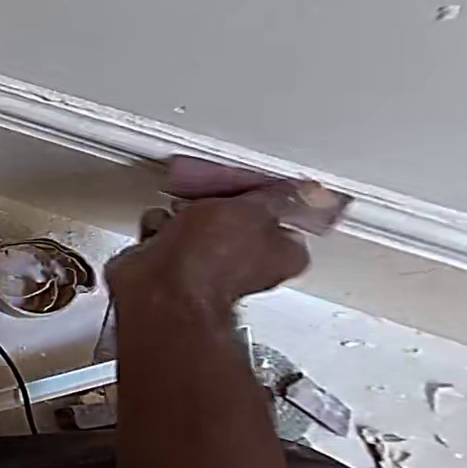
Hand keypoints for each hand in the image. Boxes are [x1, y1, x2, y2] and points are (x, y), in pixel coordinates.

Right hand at [106, 182, 312, 315]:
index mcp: (284, 254)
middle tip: (206, 199)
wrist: (158, 281)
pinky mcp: (168, 265)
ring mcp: (206, 266)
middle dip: (213, 206)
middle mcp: (248, 264)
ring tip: (176, 216)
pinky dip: (158, 227)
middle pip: (233, 220)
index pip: (279, 217)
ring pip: (195, 226)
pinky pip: (164, 235)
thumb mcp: (253, 211)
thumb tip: (308, 191)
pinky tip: (158, 228)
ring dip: (180, 215)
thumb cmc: (210, 256)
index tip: (245, 186)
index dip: (260, 198)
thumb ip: (280, 197)